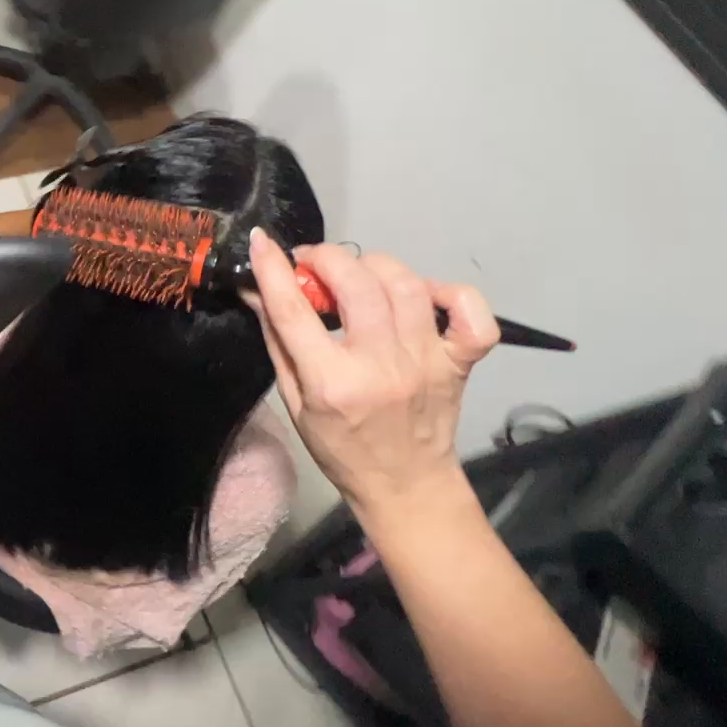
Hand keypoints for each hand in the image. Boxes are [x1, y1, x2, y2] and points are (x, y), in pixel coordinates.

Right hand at [240, 231, 499, 520]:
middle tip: (310, 264)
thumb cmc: (338, 447)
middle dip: (326, 259)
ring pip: (406, 284)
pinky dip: (447, 290)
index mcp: (332, 382)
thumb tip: (256, 290)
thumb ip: (278, 341)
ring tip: (355, 275)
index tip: (260, 241)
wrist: (405, 485)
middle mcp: (382, 365)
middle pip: (356, 285)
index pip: (295, 311)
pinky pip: (470, 310)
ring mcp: (427, 361)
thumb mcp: (294, 400)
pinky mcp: (460, 361)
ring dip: (372, 266)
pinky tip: (420, 293)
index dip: (273, 269)